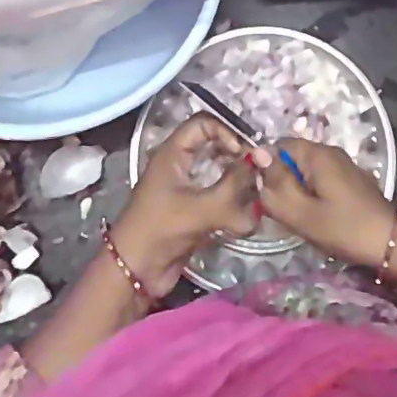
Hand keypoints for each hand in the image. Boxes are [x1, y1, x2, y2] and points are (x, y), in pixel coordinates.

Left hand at [112, 116, 259, 295]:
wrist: (135, 273)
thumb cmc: (161, 230)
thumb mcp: (201, 207)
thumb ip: (234, 185)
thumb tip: (261, 162)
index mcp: (173, 153)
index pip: (204, 124)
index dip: (226, 132)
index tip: (243, 152)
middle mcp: (181, 165)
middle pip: (216, 147)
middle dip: (239, 157)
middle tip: (259, 170)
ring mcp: (188, 187)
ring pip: (221, 172)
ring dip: (240, 181)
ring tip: (259, 191)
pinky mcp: (194, 209)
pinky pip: (220, 196)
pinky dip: (235, 201)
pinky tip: (250, 214)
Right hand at [254, 138, 396, 266]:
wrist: (390, 243)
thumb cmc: (344, 228)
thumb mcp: (301, 212)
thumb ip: (276, 185)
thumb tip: (257, 154)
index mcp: (318, 154)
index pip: (278, 146)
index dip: (265, 168)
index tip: (263, 194)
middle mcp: (331, 152)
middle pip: (292, 158)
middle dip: (281, 182)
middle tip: (281, 210)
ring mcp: (342, 165)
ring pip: (305, 171)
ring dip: (296, 191)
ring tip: (297, 216)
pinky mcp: (349, 180)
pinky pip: (320, 180)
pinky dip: (311, 194)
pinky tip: (315, 216)